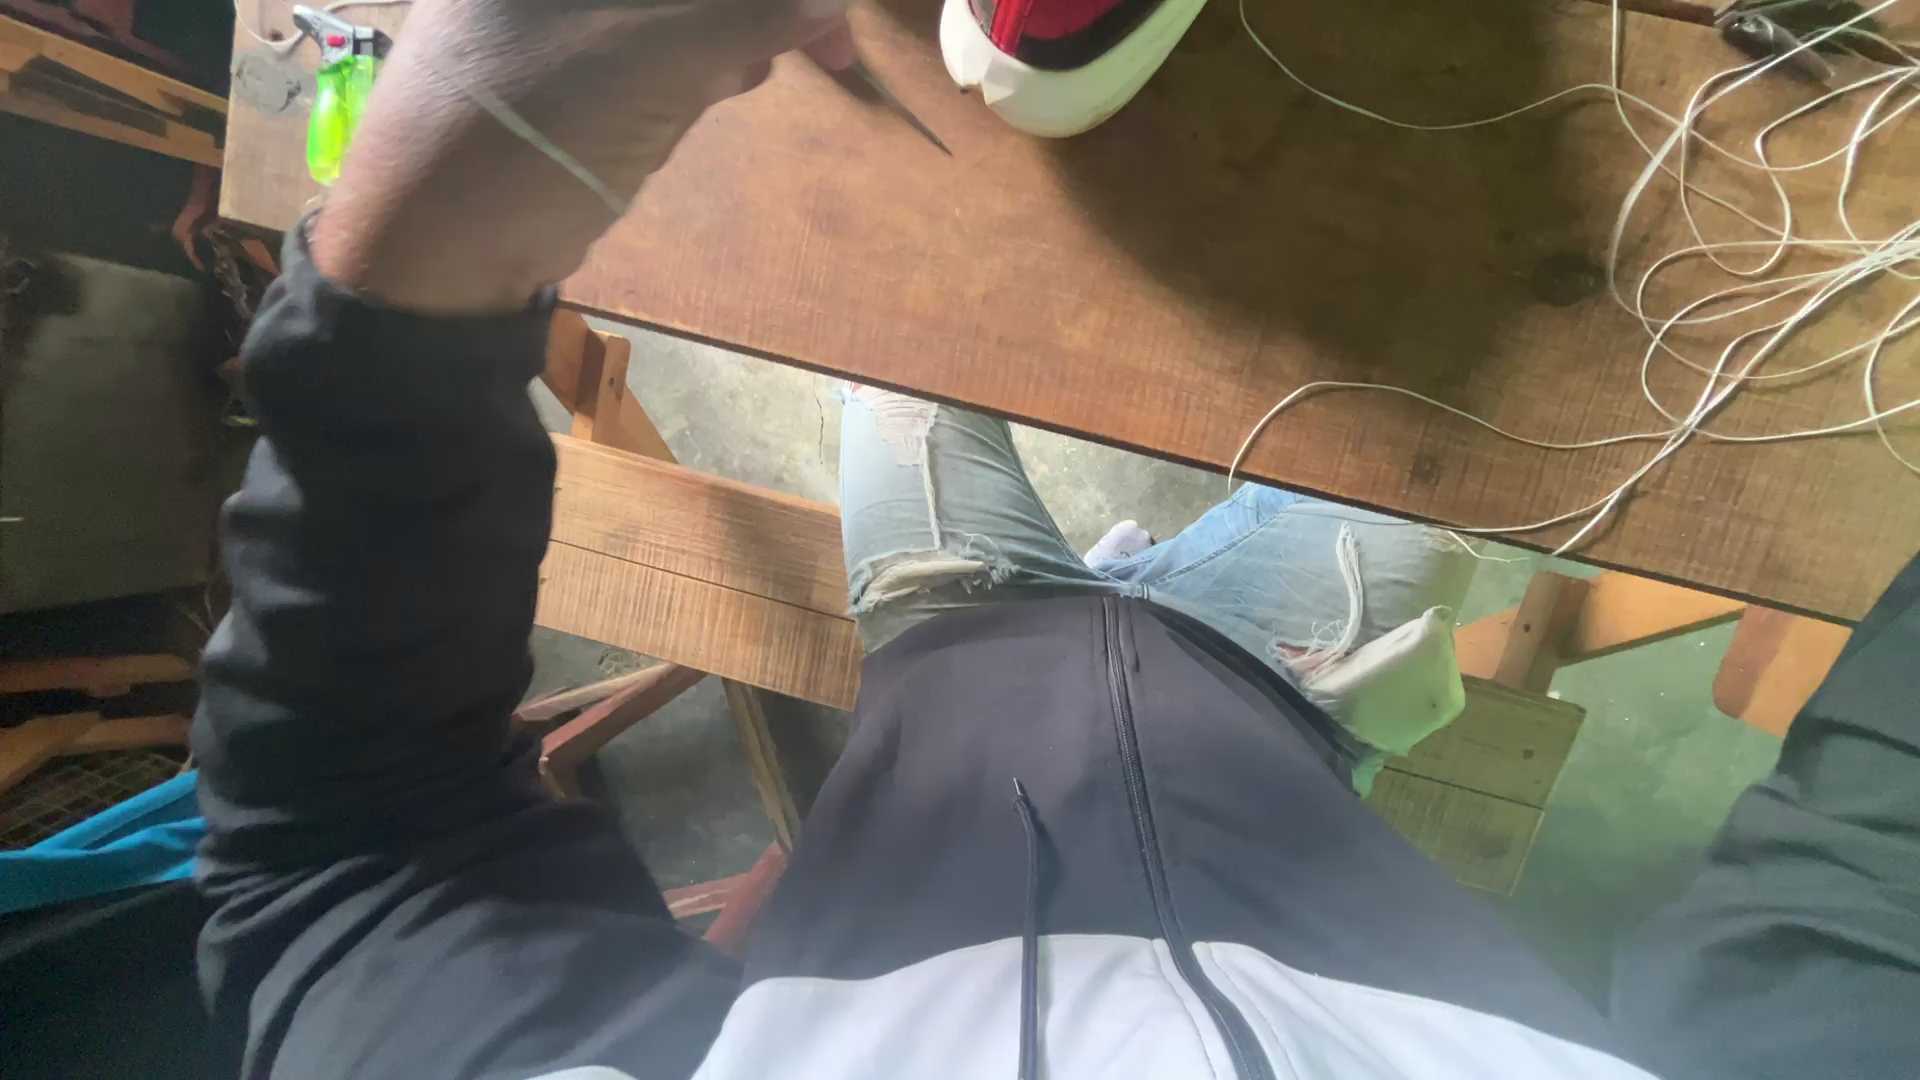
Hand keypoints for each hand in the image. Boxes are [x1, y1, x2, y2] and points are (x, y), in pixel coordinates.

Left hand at [309, 0, 854, 314]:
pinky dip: (712, 62)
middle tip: (821, 43)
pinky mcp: (589, 73)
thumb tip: (831, 4)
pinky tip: (738, 76)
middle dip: (754, 11)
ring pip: (686, 16)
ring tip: (786, 57)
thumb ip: (746, 18)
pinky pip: (670, 50)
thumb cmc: (535, 128)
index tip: (829, 13)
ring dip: (741, 32)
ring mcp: (574, 22)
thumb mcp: (651, 59)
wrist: (453, 238)